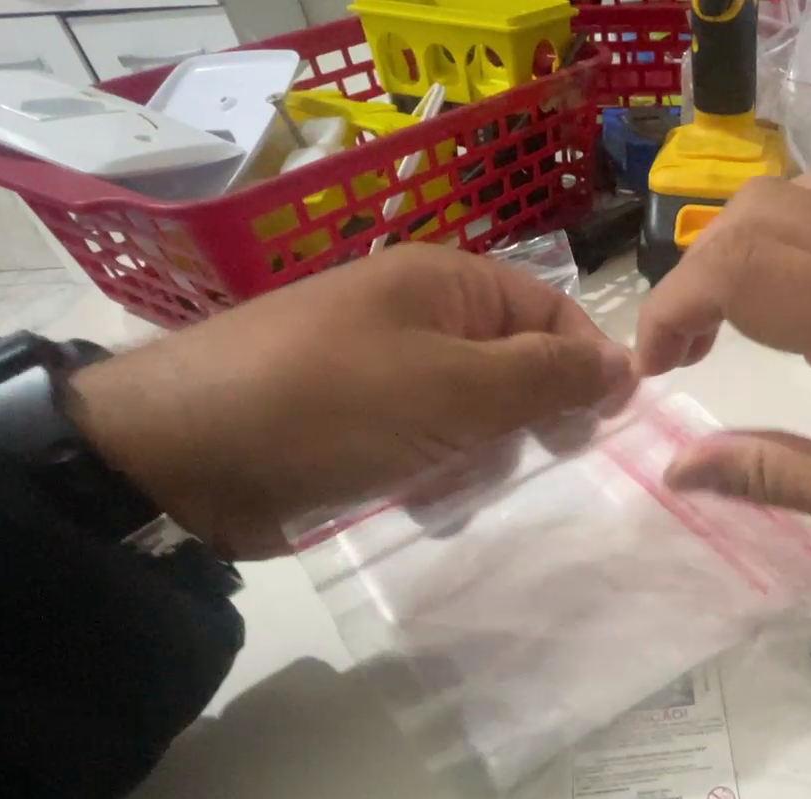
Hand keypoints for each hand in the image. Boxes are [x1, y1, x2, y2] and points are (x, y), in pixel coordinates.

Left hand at [67, 244, 634, 559]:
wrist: (184, 459)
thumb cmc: (335, 406)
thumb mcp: (457, 388)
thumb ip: (549, 375)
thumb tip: (626, 362)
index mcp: (447, 286)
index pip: (552, 311)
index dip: (588, 362)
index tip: (606, 423)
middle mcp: (423, 320)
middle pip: (519, 365)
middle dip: (531, 418)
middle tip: (537, 456)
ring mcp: (391, 375)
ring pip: (480, 417)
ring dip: (481, 457)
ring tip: (451, 483)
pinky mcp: (366, 425)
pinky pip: (434, 447)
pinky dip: (439, 477)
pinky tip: (418, 499)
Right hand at [634, 165, 810, 588]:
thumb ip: (767, 476)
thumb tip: (675, 468)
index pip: (739, 269)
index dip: (672, 309)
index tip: (653, 371)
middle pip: (756, 217)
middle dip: (693, 279)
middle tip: (681, 354)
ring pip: (797, 194)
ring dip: (739, 247)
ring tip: (725, 321)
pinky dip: (787, 234)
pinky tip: (787, 297)